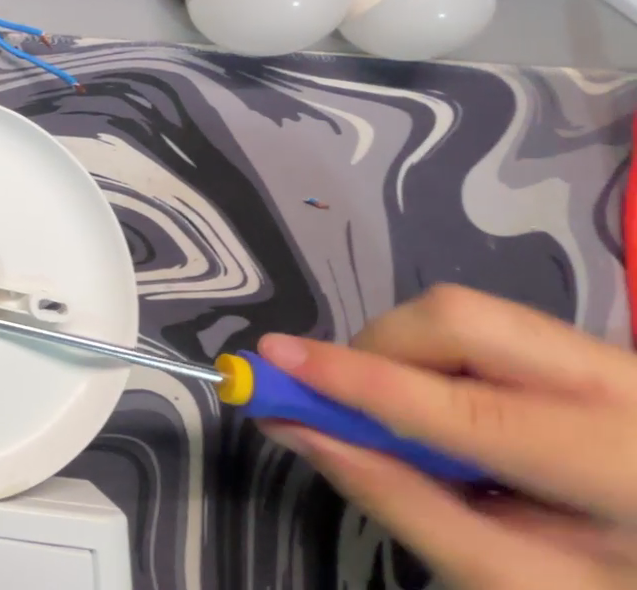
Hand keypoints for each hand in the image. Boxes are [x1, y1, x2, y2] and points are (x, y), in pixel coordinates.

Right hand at [254, 286, 636, 589]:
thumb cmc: (596, 588)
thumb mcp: (508, 579)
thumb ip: (396, 499)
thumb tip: (288, 426)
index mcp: (624, 471)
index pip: (469, 412)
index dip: (360, 380)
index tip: (272, 355)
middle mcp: (630, 392)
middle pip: (461, 320)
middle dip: (379, 350)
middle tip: (348, 402)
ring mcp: (617, 360)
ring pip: (463, 311)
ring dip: (401, 353)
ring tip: (408, 414)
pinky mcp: (594, 348)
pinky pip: (483, 322)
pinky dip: (433, 356)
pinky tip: (452, 410)